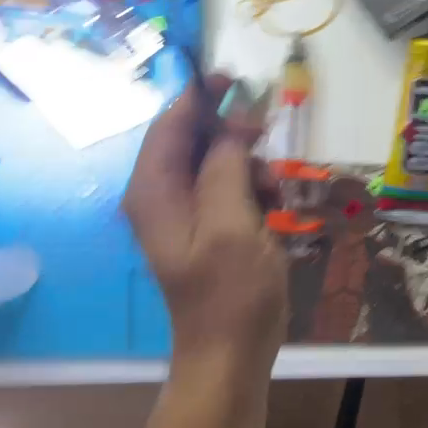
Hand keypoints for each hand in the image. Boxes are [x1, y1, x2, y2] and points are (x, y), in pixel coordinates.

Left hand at [123, 75, 287, 379]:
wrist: (231, 350)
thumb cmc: (230, 290)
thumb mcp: (231, 224)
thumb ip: (227, 168)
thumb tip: (234, 120)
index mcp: (153, 193)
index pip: (169, 127)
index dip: (199, 97)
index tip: (235, 77)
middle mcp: (161, 197)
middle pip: (194, 141)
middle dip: (234, 136)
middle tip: (268, 139)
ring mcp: (187, 215)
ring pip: (219, 164)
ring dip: (251, 166)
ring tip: (274, 192)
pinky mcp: (211, 229)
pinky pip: (231, 189)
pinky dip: (255, 189)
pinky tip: (274, 208)